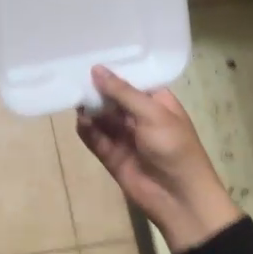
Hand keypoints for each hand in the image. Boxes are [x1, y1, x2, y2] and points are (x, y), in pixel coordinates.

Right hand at [76, 66, 241, 252]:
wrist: (179, 199)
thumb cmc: (174, 148)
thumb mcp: (152, 114)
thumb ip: (122, 92)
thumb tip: (96, 69)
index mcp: (157, 102)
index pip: (131, 80)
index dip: (113, 70)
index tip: (89, 55)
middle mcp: (139, 117)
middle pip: (112, 98)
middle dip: (96, 89)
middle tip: (72, 75)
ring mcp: (125, 137)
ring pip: (101, 117)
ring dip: (89, 109)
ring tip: (74, 98)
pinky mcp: (112, 156)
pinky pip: (95, 139)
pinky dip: (87, 130)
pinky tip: (80, 122)